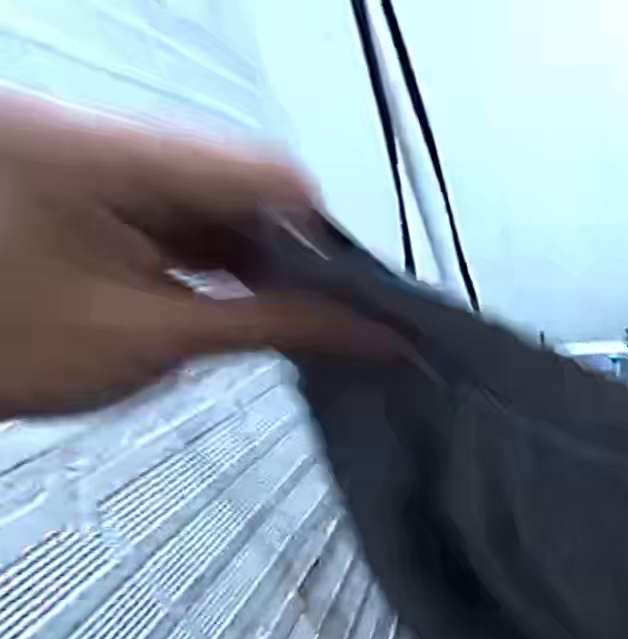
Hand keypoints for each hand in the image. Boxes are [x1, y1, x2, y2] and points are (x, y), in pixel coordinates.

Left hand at [0, 98, 401, 417]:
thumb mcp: (157, 340)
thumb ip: (284, 327)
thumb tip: (389, 339)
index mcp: (94, 154)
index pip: (269, 175)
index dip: (326, 236)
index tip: (355, 298)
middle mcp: (80, 131)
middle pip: (240, 179)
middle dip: (293, 250)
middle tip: (323, 313)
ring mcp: (66, 150)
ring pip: (212, 195)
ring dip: (255, 254)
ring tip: (274, 309)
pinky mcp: (59, 176)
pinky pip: (170, 204)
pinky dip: (213, 250)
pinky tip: (227, 291)